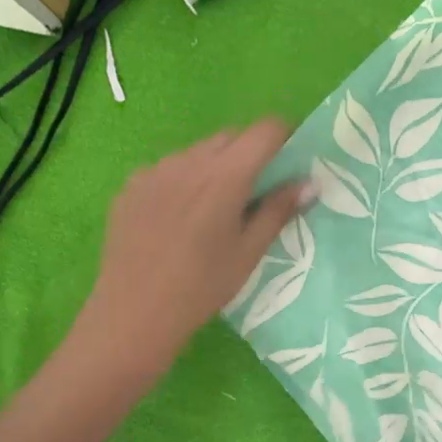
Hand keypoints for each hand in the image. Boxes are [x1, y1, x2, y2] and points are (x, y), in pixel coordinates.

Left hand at [76, 120, 306, 371]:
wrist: (135, 311)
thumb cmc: (203, 286)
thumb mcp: (250, 251)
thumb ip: (279, 210)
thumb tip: (309, 183)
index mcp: (225, 175)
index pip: (265, 130)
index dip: (284, 137)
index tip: (289, 162)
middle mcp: (189, 161)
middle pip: (230, 137)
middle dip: (249, 154)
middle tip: (255, 192)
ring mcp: (156, 170)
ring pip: (197, 152)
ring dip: (214, 167)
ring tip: (212, 210)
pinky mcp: (132, 185)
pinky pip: (168, 169)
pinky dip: (182, 182)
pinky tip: (177, 220)